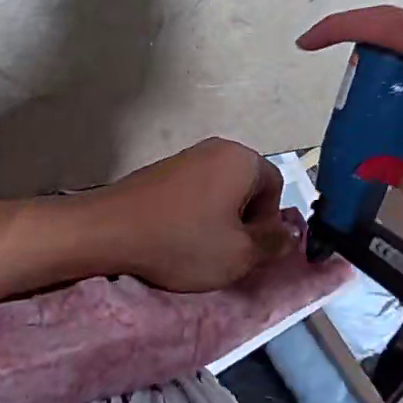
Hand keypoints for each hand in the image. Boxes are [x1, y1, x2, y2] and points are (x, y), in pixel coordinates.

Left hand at [91, 137, 297, 291]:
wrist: (110, 230)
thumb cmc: (183, 241)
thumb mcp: (240, 254)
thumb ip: (275, 243)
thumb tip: (293, 233)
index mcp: (242, 160)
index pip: (276, 187)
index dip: (268, 222)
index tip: (247, 246)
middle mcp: (217, 148)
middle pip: (248, 187)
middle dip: (243, 220)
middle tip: (225, 250)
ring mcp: (185, 156)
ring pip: (220, 191)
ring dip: (217, 220)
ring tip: (197, 248)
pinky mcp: (161, 170)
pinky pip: (193, 192)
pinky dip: (192, 214)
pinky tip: (175, 237)